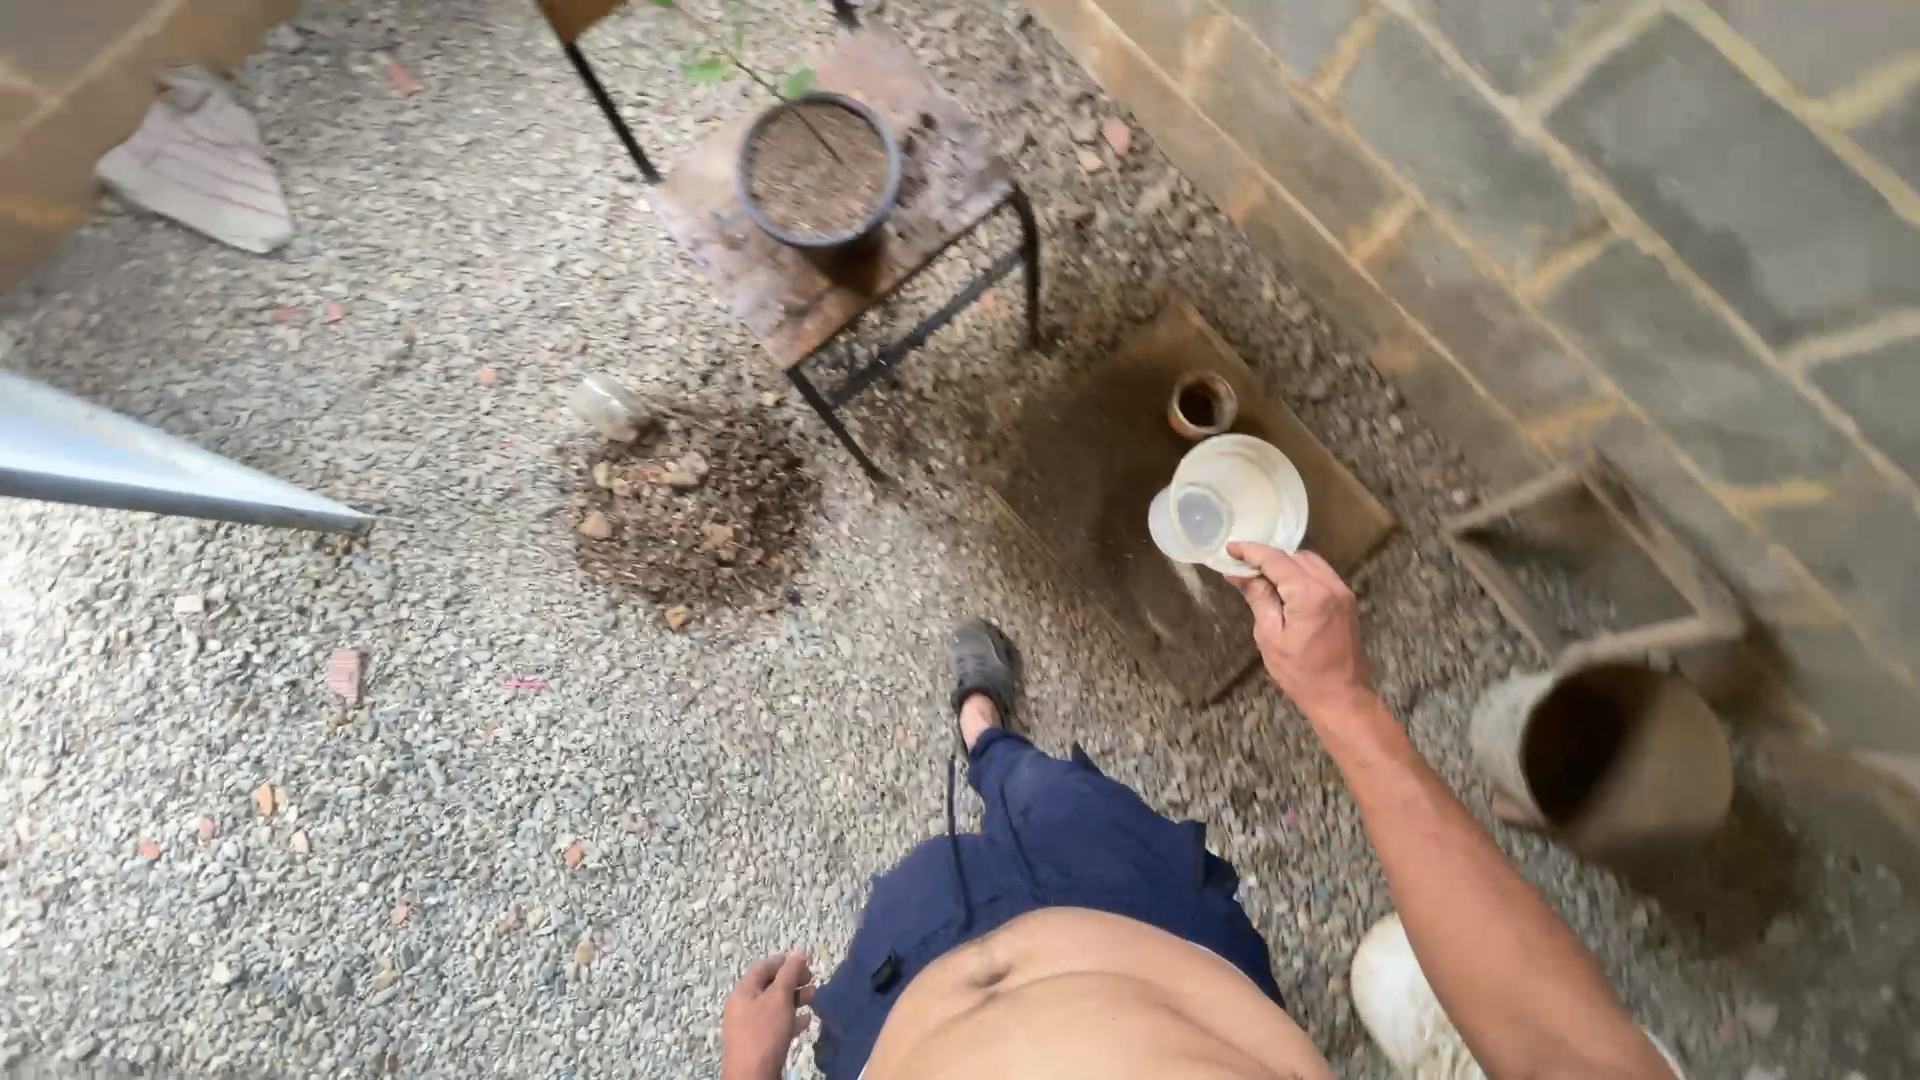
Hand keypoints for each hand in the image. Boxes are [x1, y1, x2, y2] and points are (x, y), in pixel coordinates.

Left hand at [721, 951, 813, 1079]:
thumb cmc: (764, 1034)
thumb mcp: (779, 998)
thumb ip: (789, 973)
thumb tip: (799, 952)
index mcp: (743, 992)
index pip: (763, 967)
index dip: (784, 960)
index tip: (805, 961)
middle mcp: (743, 1007)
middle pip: (769, 985)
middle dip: (792, 980)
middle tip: (812, 979)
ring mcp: (748, 1028)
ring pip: (774, 1006)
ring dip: (794, 999)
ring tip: (813, 997)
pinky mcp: (757, 1045)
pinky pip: (775, 1025)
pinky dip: (790, 1019)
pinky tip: (805, 1021)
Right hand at [1225, 542, 1375, 723]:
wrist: (1341, 696)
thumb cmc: (1300, 671)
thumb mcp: (1269, 635)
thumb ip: (1257, 597)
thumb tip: (1237, 573)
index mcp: (1309, 595)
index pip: (1276, 559)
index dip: (1250, 551)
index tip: (1229, 548)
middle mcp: (1330, 586)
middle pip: (1294, 556)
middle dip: (1268, 557)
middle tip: (1242, 568)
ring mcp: (1342, 592)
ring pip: (1309, 562)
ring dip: (1285, 564)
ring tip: (1261, 578)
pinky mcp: (1346, 601)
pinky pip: (1320, 574)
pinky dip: (1300, 573)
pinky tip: (1284, 587)